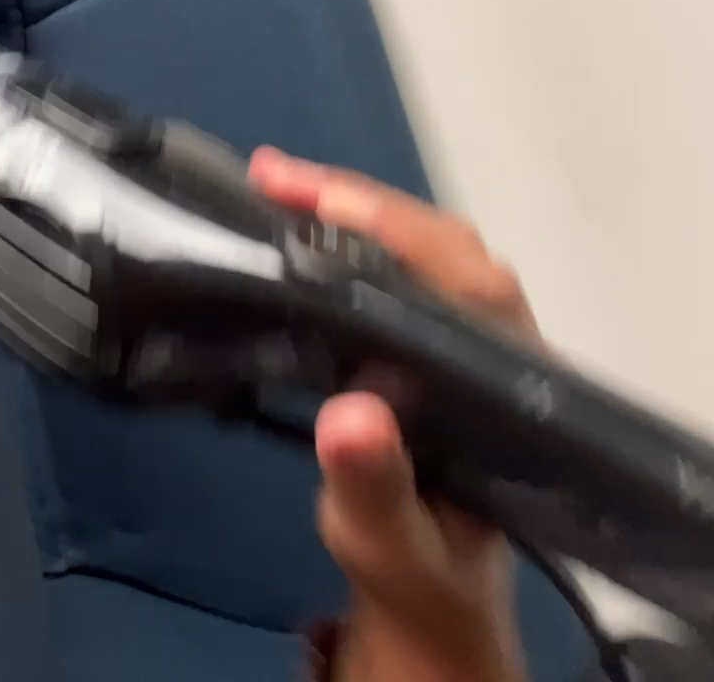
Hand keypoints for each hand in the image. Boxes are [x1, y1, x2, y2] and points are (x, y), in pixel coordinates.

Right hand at [249, 148, 531, 681]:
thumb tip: (351, 407)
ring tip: (270, 187)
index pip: (460, 276)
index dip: (384, 221)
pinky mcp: (421, 349)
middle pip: (440, 246)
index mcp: (495, 386)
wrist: (427, 584)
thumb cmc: (412, 561)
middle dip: (351, 197)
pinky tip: (292, 231)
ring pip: (419, 252)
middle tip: (264, 174)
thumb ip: (371, 482)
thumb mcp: (385, 535)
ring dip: (345, 209)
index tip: (297, 191)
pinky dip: (339, 236)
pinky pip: (391, 273)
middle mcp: (489, 351)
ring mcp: (457, 347)